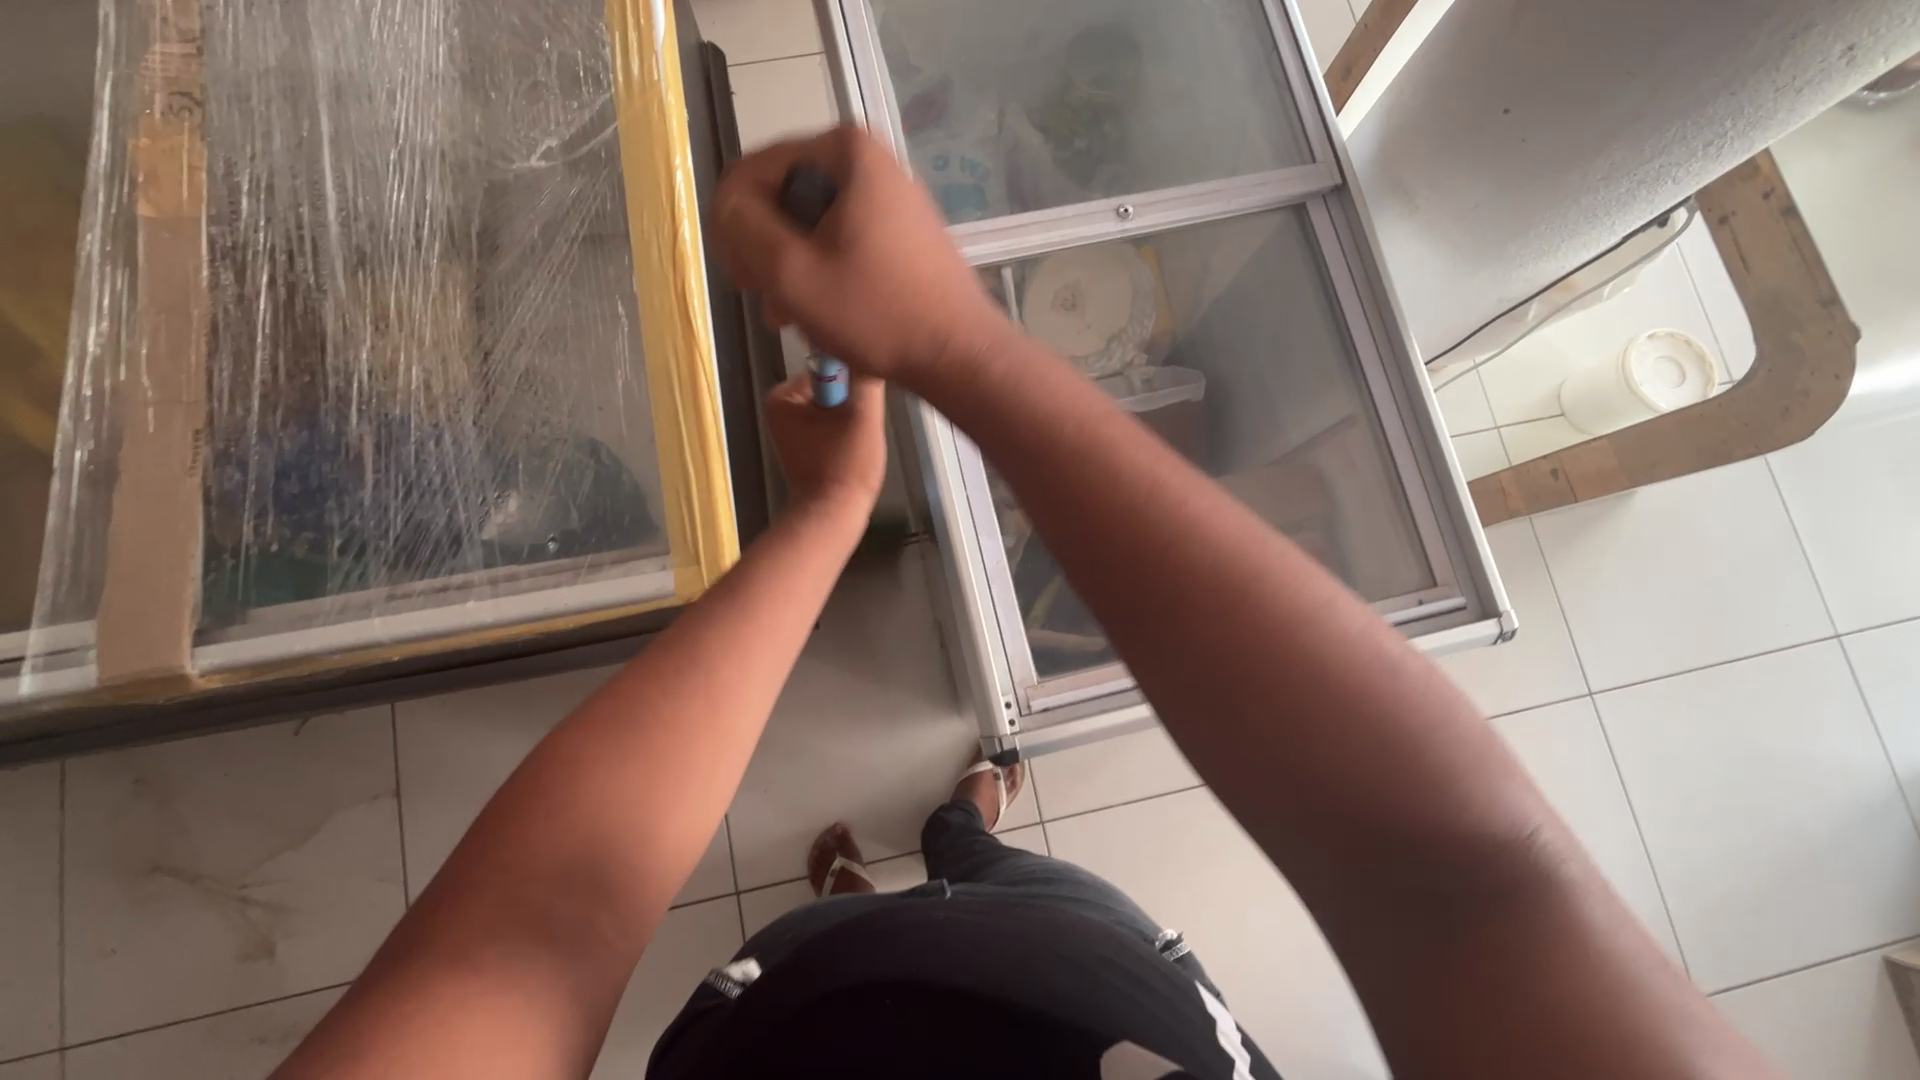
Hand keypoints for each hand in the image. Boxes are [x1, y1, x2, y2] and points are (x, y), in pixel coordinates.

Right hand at [713, 127, 1013, 390]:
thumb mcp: (790, 271)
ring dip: (790, 273)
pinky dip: (823, 277)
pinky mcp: (901, 235)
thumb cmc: (875, 314)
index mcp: (843, 151)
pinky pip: (841, 244)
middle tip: (765, 304)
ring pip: (810, 228)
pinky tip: (820, 318)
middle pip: (782, 199)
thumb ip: (741, 226)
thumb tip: (727, 208)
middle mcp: (869, 161)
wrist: (958, 355)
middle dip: (765, 253)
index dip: (732, 229)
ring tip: (788, 319)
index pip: (751, 174)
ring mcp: (890, 199)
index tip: (741, 281)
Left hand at [763, 372, 887, 513]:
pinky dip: (844, 433)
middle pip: (831, 387)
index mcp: (783, 396)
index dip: (853, 385)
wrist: (833, 515)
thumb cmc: (845, 467)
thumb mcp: (863, 416)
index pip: (830, 369)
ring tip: (857, 442)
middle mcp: (779, 407)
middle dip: (851, 404)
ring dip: (850, 419)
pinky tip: (851, 450)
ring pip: (833, 406)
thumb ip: (867, 380)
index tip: (861, 409)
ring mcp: (789, 427)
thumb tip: (871, 352)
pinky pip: (829, 424)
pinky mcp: (801, 444)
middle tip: (860, 430)